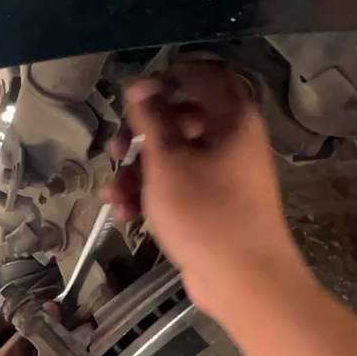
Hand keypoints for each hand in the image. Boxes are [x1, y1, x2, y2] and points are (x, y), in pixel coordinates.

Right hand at [102, 61, 309, 322]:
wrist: (243, 280)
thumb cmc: (205, 214)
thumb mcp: (168, 162)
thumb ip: (152, 119)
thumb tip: (142, 84)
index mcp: (232, 119)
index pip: (205, 75)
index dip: (170, 76)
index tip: (136, 92)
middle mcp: (232, 141)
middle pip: (181, 119)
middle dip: (141, 134)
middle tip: (114, 148)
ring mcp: (223, 175)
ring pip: (174, 158)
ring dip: (138, 172)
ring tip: (113, 193)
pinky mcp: (212, 206)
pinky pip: (178, 188)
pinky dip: (152, 195)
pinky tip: (125, 214)